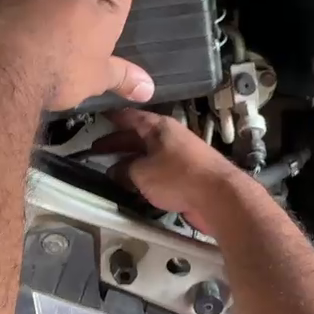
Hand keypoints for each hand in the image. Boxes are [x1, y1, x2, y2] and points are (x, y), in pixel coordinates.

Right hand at [94, 109, 253, 234]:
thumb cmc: (177, 176)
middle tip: (96, 150)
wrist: (218, 197)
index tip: (97, 118)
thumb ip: (124, 170)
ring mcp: (180, 155)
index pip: (130, 116)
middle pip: (138, 136)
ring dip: (131, 162)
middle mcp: (170, 137)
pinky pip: (160, 171)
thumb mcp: (141, 172)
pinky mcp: (187, 175)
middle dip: (117, 143)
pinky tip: (135, 186)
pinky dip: (145, 176)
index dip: (112, 118)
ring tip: (111, 172)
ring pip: (149, 155)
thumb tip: (115, 171)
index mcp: (159, 126)